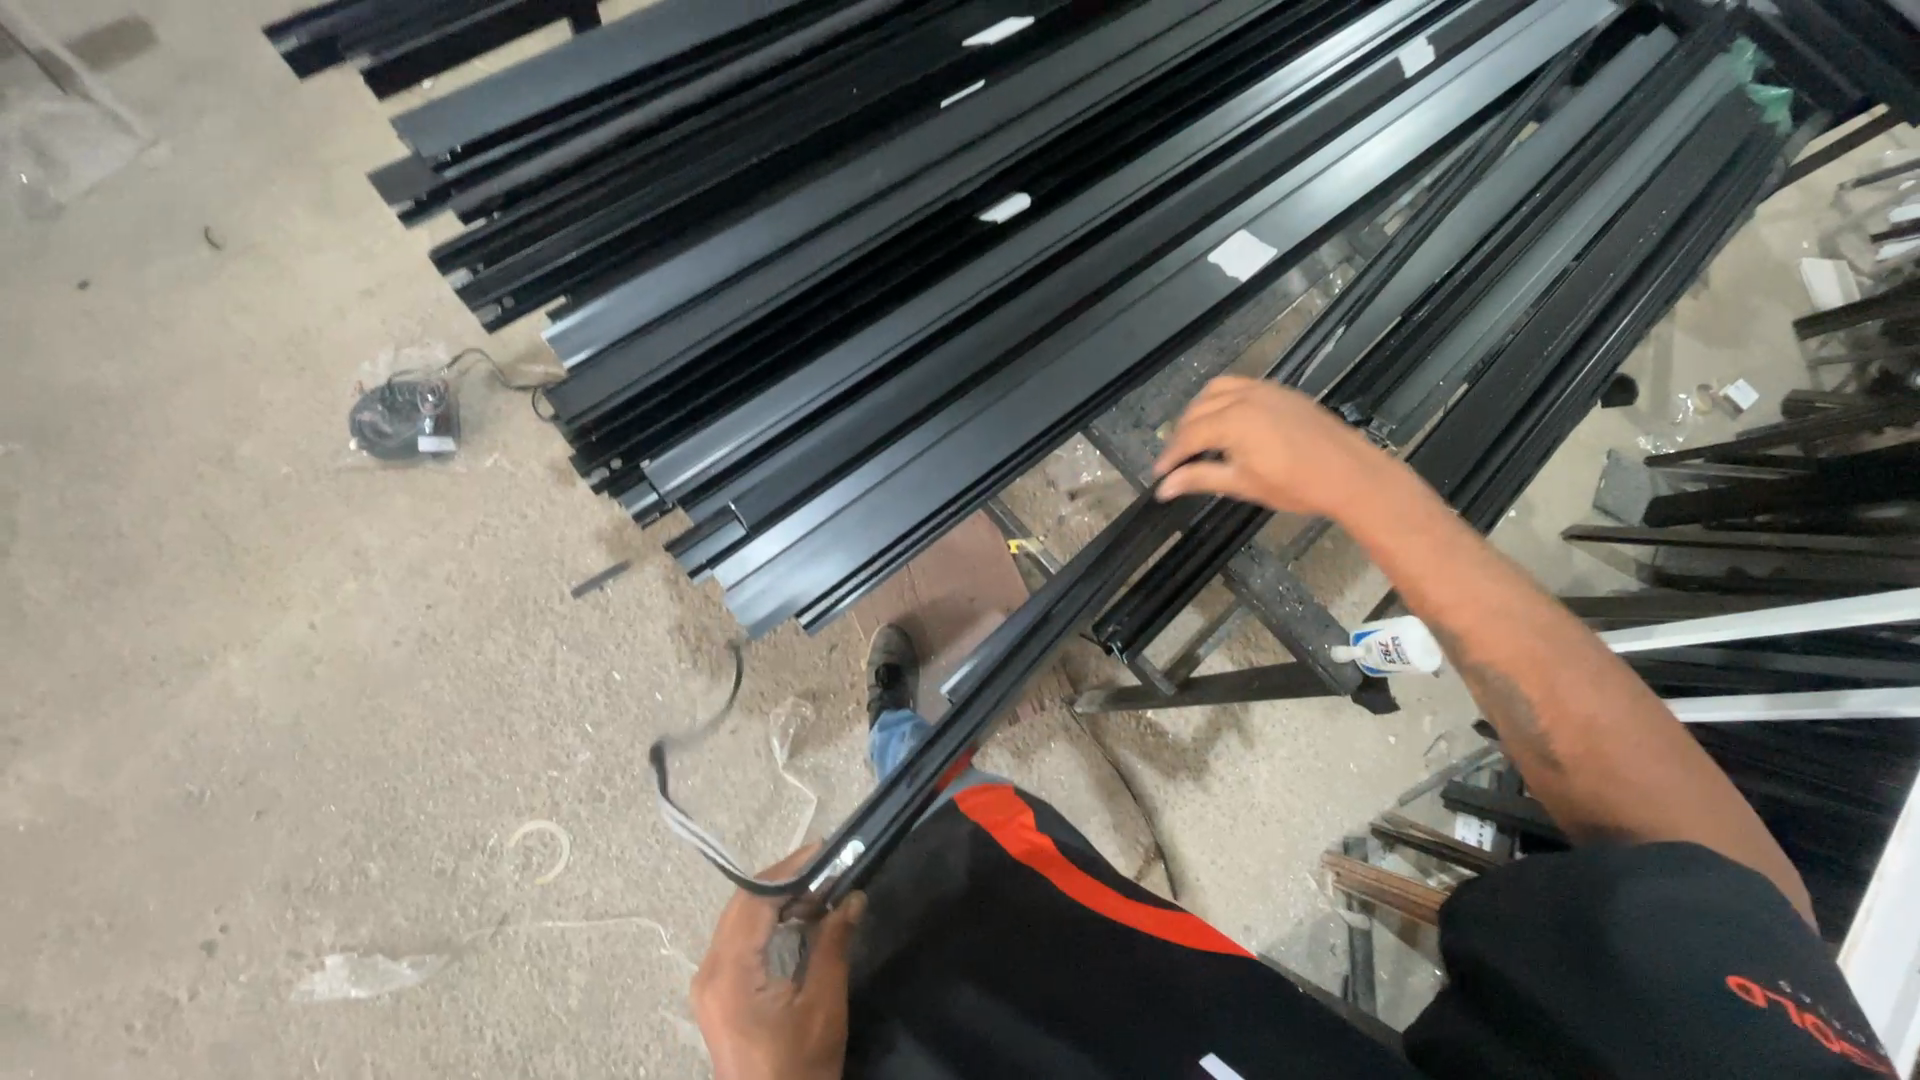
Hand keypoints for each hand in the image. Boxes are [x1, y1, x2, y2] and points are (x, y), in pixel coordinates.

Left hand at [692, 846, 867, 1079]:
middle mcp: (708, 971)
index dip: (790, 869)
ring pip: (738, 919)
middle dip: (785, 880)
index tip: (825, 851)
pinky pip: (738, 940)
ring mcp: (707, 984)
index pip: (754, 900)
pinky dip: (766, 921)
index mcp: (730, 973)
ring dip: (776, 899)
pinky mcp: (715, 994)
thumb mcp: (823, 1004)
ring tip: (819, 889)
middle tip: (827, 867)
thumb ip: (833, 943)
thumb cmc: (800, 1068)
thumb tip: (852, 895)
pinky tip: (798, 919)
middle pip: (742, 905)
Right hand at [1152, 377, 1392, 517]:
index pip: (1188, 436)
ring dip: (1199, 411)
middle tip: (1176, 460)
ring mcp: (1264, 390)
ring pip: (1216, 391)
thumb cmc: (1297, 485)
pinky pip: (1239, 386)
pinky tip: (1225, 421)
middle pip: (1197, 410)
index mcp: (1232, 421)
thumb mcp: (1243, 485)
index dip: (1171, 455)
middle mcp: (1244, 397)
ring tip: (1196, 436)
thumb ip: (1200, 479)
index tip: (1159, 473)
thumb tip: (1164, 487)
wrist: (1351, 474)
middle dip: (1181, 434)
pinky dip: (1222, 400)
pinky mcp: (1280, 392)